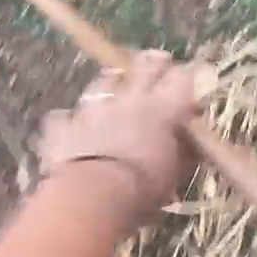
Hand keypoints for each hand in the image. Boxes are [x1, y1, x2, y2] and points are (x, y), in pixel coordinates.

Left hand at [37, 50, 207, 218]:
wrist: (93, 195)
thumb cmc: (145, 185)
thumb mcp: (176, 172)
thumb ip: (185, 151)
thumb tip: (193, 142)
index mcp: (164, 107)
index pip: (184, 78)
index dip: (189, 75)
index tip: (193, 77)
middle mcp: (132, 98)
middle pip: (146, 67)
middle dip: (155, 62)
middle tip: (160, 61)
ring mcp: (96, 109)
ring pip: (105, 81)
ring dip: (112, 79)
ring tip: (115, 78)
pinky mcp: (66, 127)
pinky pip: (63, 117)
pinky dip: (68, 118)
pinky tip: (68, 120)